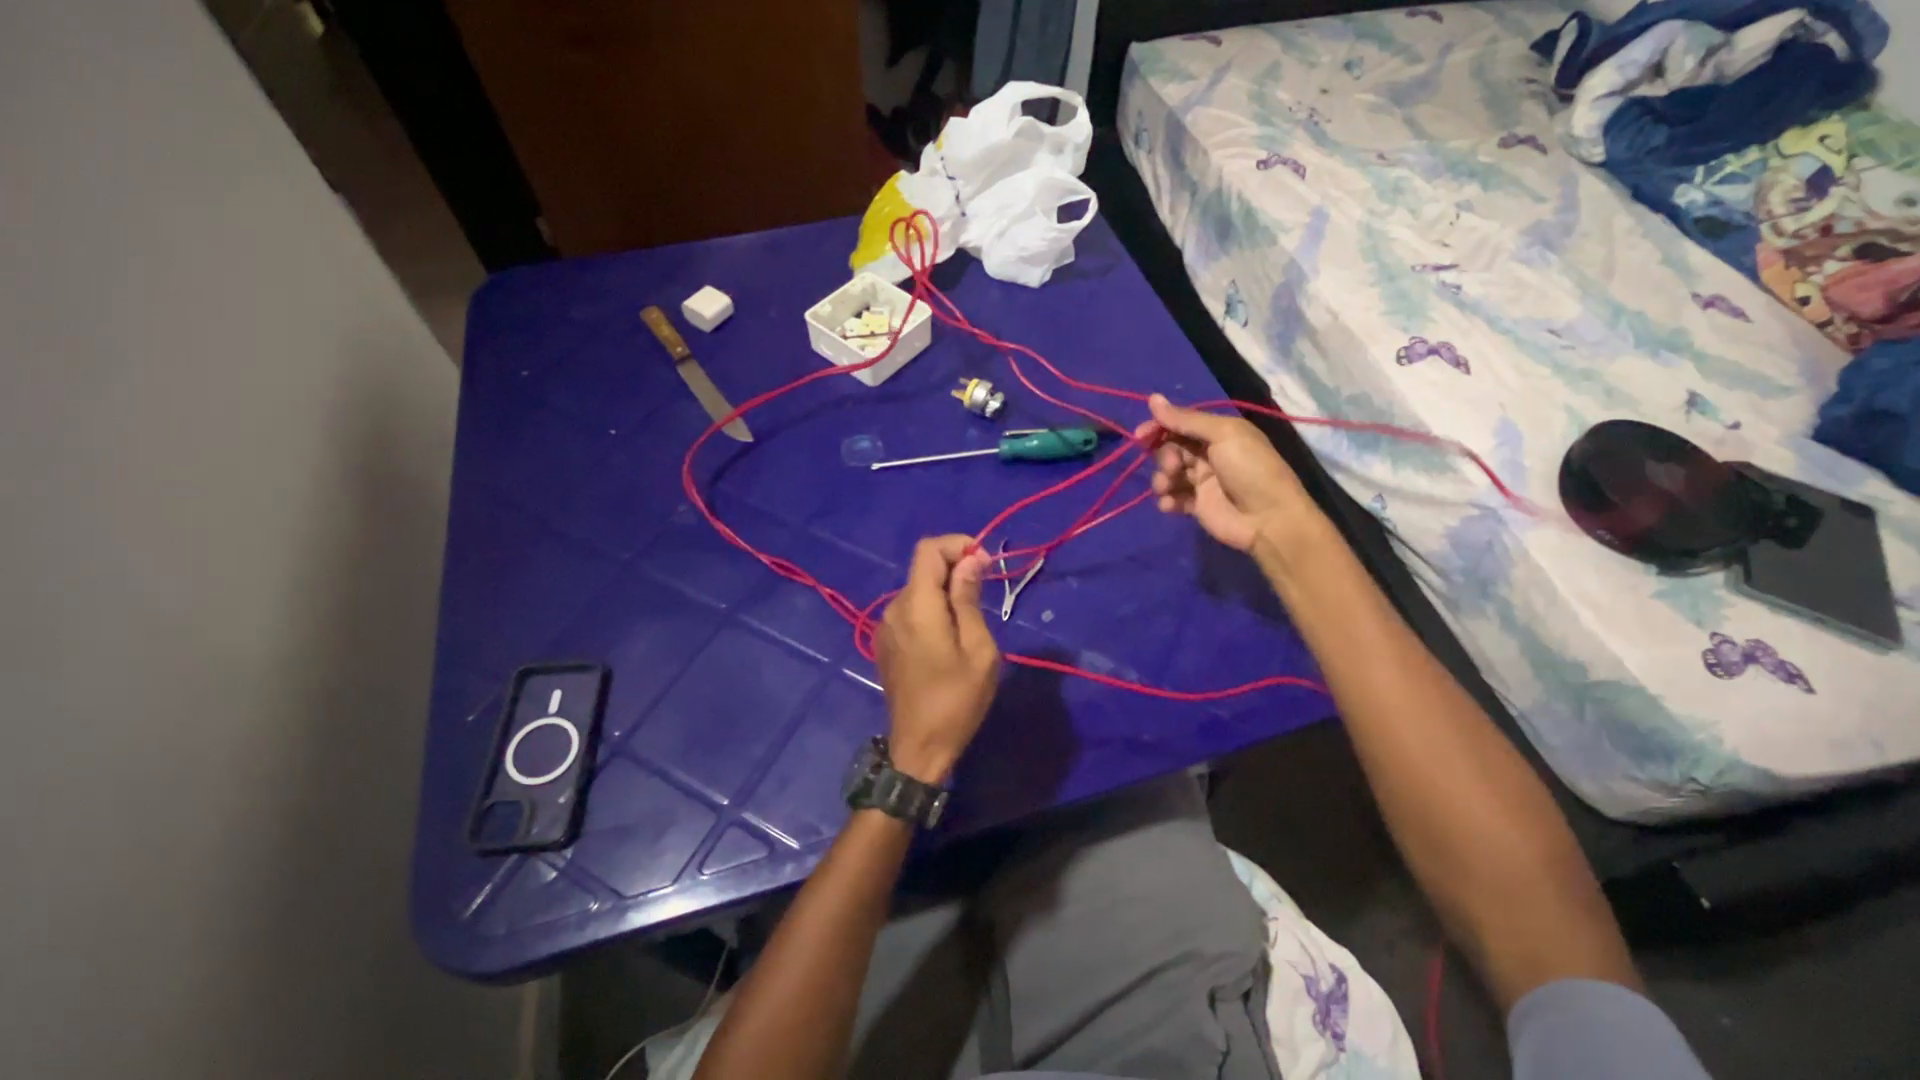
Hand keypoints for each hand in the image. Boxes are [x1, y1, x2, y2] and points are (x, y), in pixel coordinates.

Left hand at [875, 536, 1000, 783]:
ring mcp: (886, 627)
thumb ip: (970, 600)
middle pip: (922, 569)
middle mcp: (894, 609)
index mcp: (917, 607)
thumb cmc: (956, 701)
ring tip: (971, 622)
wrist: (919, 748)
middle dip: (955, 569)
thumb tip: (971, 560)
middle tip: (985, 594)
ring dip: (945, 592)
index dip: (958, 545)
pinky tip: (949, 638)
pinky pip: (910, 612)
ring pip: (918, 590)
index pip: (928, 549)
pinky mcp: (886, 644)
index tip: (985, 564)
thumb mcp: (978, 649)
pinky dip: (932, 610)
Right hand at [1136, 394, 1311, 551]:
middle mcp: (1209, 453)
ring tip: (1168, 487)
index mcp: (1219, 432)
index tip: (1141, 435)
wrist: (1268, 518)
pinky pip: (1172, 498)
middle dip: (1163, 455)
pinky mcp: (1197, 506)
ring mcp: (1202, 481)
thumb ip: (1186, 419)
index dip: (1158, 427)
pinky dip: (1167, 500)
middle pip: (1171, 448)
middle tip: (1171, 466)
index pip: (1180, 423)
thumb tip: (1152, 398)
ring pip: (1168, 473)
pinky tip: (1171, 504)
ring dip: (1162, 479)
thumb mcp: (1223, 435)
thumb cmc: (1250, 469)